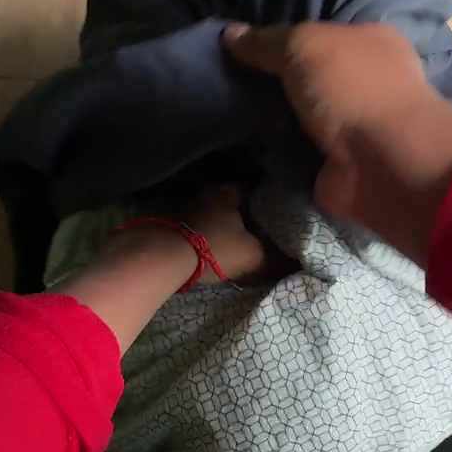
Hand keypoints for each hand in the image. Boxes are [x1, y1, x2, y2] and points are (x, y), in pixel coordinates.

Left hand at [102, 184, 266, 285]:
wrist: (159, 257)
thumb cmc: (212, 249)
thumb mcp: (251, 256)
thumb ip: (273, 257)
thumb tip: (292, 262)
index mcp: (230, 191)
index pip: (252, 188)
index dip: (263, 200)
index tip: (270, 212)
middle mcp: (206, 189)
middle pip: (227, 198)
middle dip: (237, 209)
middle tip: (249, 224)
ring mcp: (182, 200)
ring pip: (206, 207)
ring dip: (213, 217)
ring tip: (224, 233)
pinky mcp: (163, 215)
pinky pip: (187, 218)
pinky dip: (194, 226)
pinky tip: (199, 239)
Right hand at [222, 22, 451, 261]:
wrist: (383, 164)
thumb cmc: (353, 88)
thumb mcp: (304, 46)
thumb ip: (266, 41)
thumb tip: (230, 34)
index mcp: (372, 41)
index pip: (323, 32)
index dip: (286, 35)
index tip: (244, 43)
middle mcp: (367, 80)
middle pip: (310, 74)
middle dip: (275, 78)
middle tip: (227, 76)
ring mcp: (353, 124)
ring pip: (300, 112)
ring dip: (271, 115)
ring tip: (223, 107)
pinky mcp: (337, 162)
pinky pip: (296, 149)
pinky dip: (274, 149)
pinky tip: (238, 140)